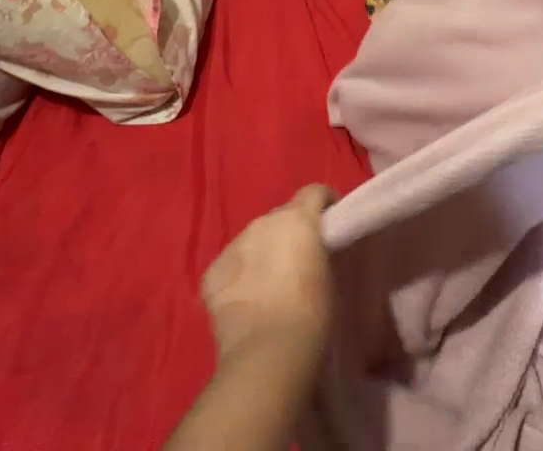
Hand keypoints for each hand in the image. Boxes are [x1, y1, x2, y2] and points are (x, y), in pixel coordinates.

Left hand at [203, 185, 335, 360]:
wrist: (268, 351)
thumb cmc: (312, 311)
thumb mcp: (330, 272)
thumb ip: (321, 249)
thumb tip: (317, 249)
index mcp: (296, 217)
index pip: (314, 191)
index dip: (324, 203)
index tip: (331, 223)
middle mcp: (261, 223)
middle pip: (280, 215)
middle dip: (291, 231)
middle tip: (300, 258)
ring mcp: (232, 246)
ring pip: (252, 240)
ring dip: (263, 252)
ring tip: (271, 282)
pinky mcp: (211, 274)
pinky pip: (231, 265)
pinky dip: (240, 275)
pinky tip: (247, 299)